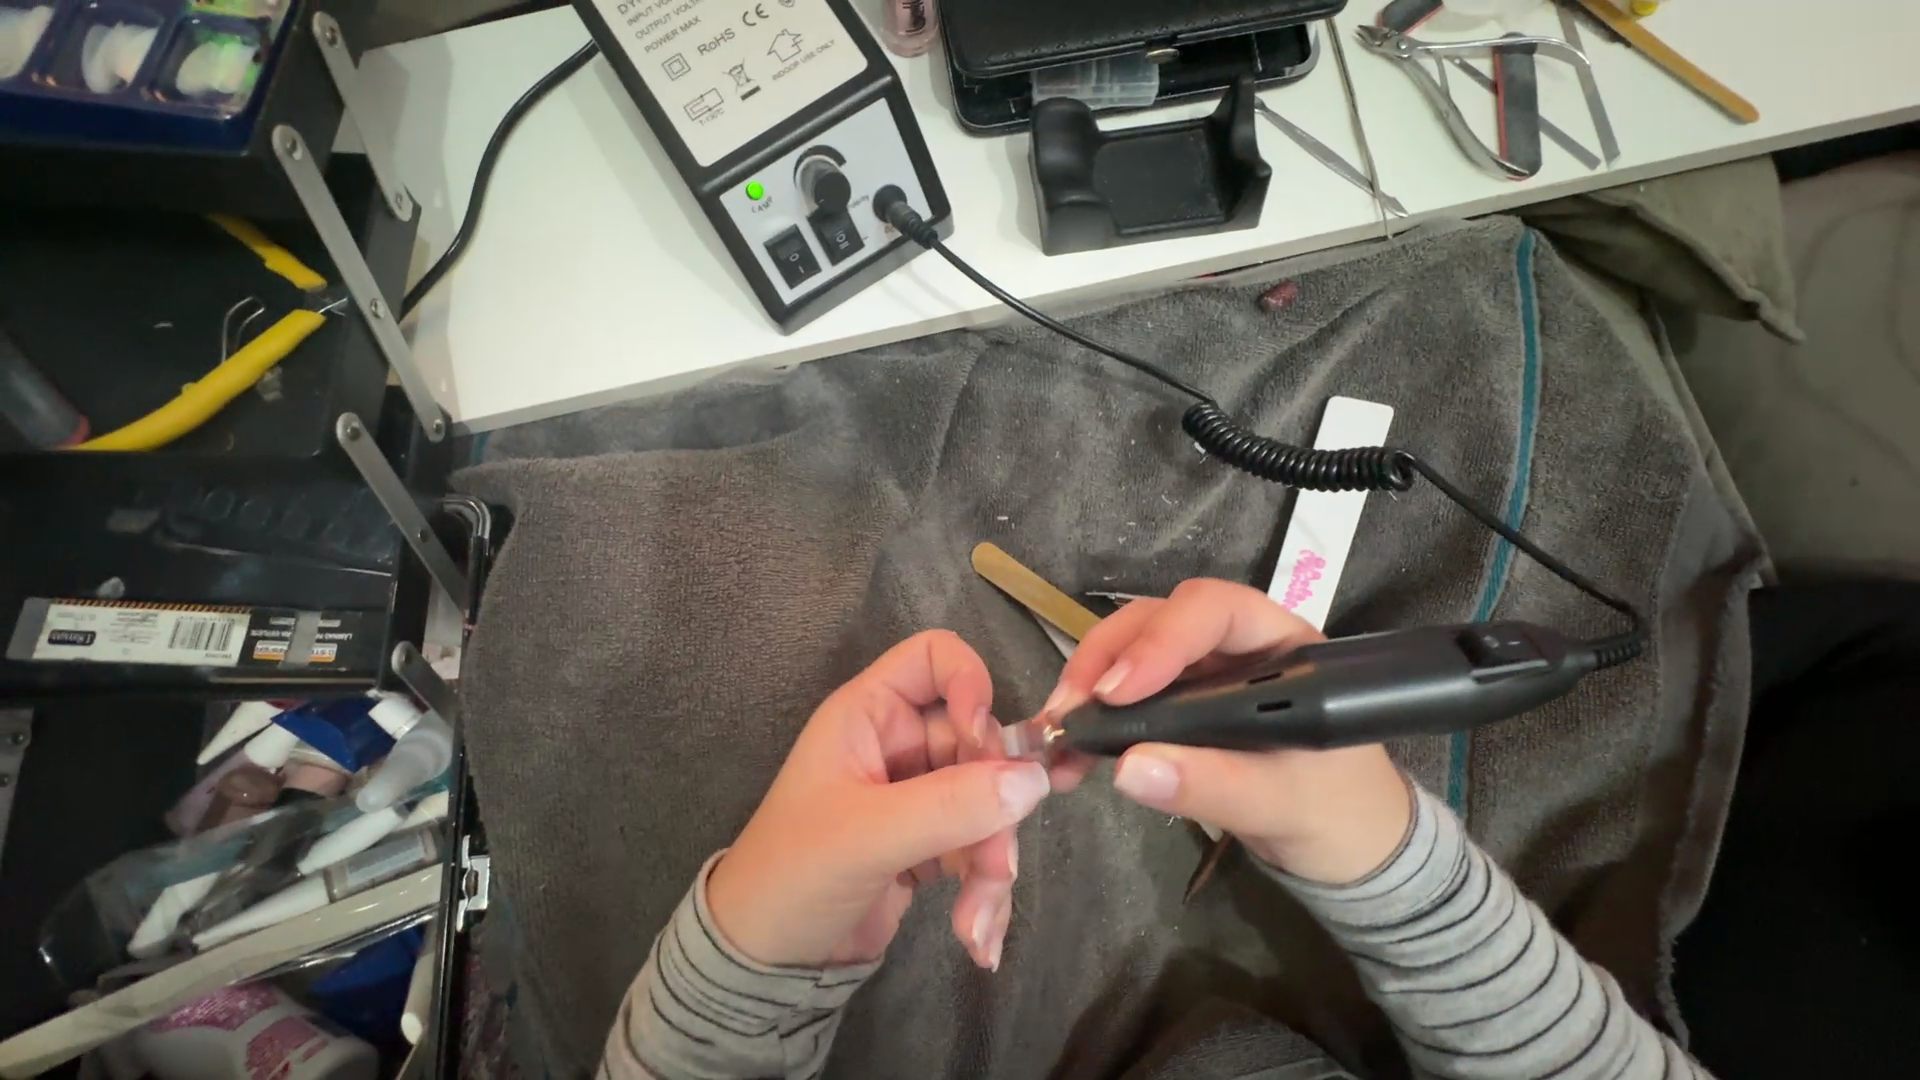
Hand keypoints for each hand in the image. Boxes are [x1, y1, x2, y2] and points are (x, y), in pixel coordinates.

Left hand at [706, 630, 1048, 970]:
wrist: (767, 961)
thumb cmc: (795, 874)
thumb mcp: (868, 835)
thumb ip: (950, 805)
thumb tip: (1034, 780)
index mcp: (870, 713)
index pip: (934, 657)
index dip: (970, 681)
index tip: (982, 738)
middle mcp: (899, 742)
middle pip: (978, 741)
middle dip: (994, 807)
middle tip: (997, 866)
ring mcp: (919, 792)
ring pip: (989, 797)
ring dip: (993, 860)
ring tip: (975, 923)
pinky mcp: (933, 839)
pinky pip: (982, 843)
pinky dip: (986, 888)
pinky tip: (977, 937)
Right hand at [1043, 579, 1411, 884]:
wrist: (1347, 848)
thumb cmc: (1339, 814)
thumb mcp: (1285, 804)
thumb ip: (1214, 785)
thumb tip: (1129, 769)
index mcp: (1280, 644)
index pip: (1214, 610)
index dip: (1160, 640)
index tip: (1116, 694)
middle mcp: (1232, 645)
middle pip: (1156, 620)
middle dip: (1104, 660)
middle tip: (1066, 713)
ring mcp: (1200, 673)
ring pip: (1129, 652)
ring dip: (1086, 688)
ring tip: (1057, 736)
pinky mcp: (1175, 705)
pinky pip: (1123, 696)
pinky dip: (1091, 719)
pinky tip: (1069, 753)